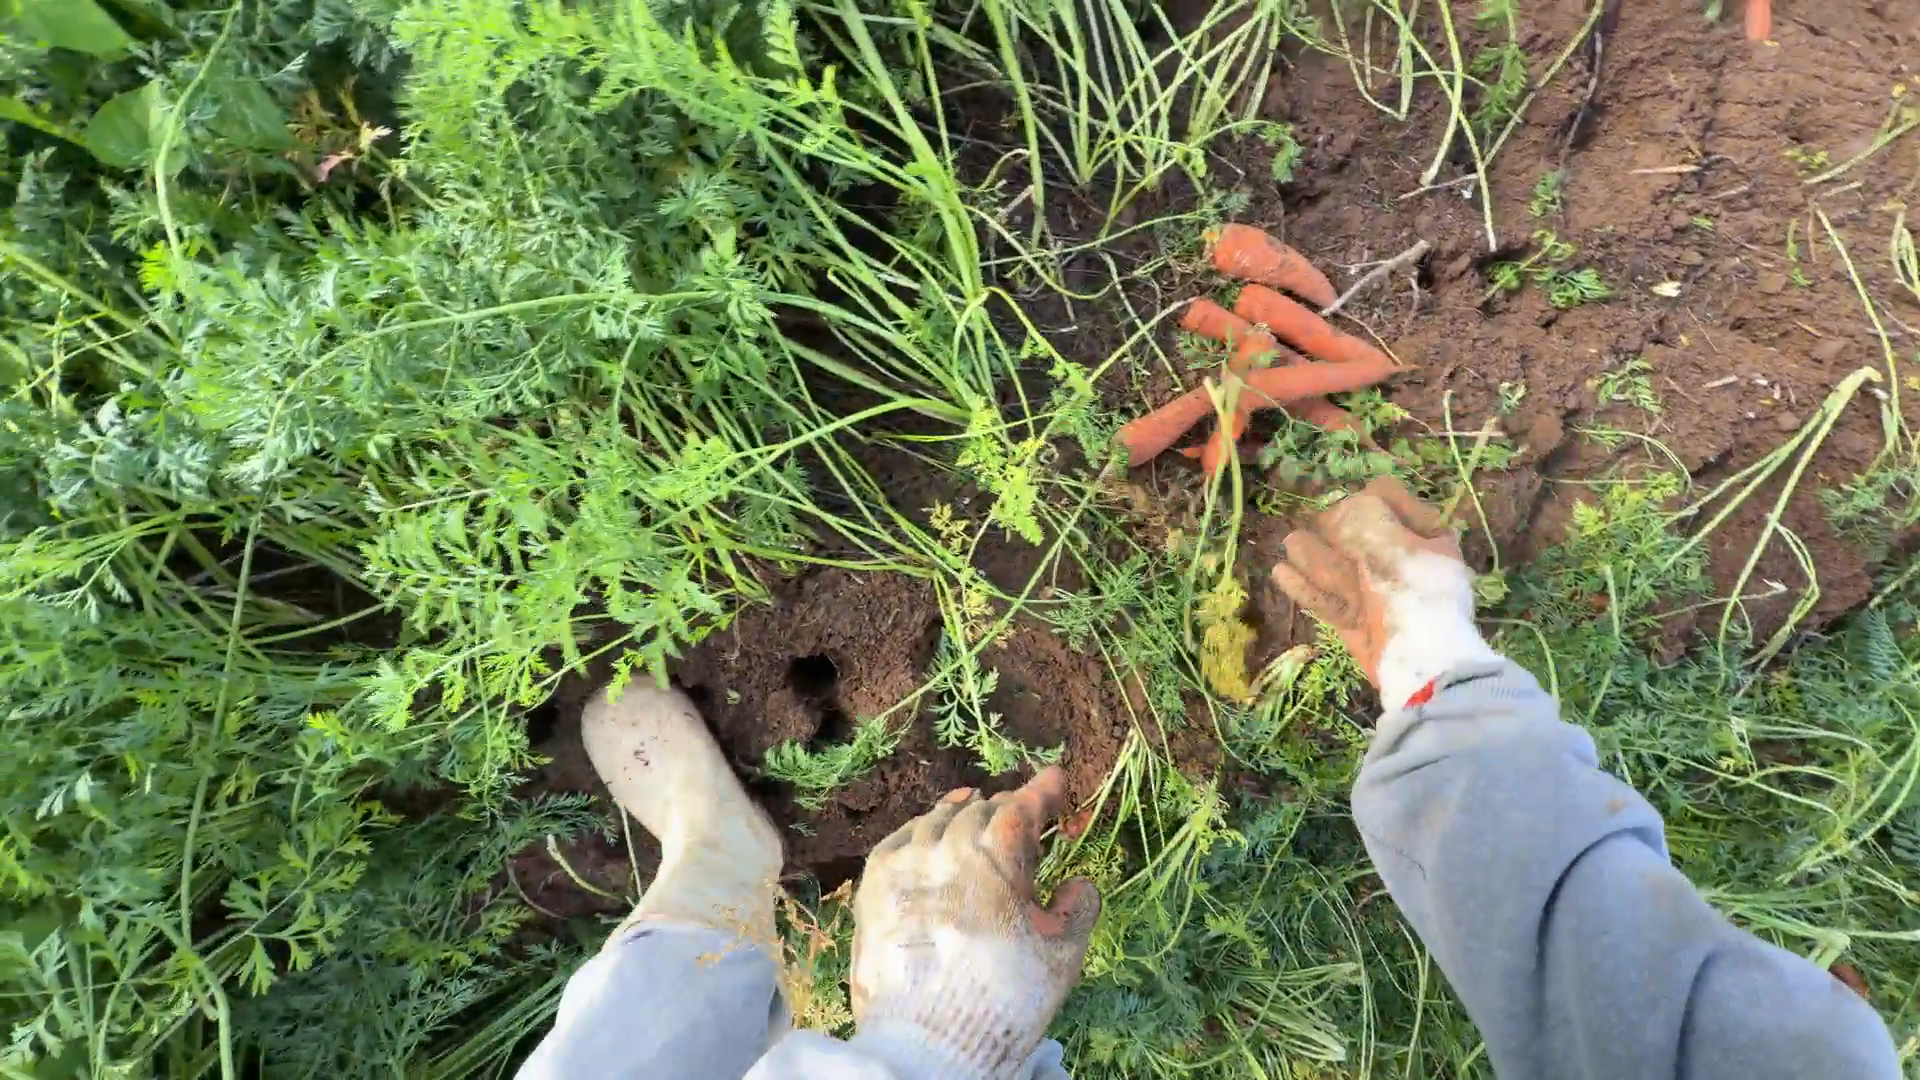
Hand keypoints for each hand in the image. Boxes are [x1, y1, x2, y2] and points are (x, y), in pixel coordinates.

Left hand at [849, 767, 1099, 1078]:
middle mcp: (950, 842)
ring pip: (940, 818)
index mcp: (998, 853)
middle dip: (1007, 810)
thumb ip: (1078, 907)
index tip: (1056, 777)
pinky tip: (930, 837)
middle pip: (984, 809)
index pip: (1025, 804)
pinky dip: (922, 830)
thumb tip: (1077, 883)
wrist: (928, 1045)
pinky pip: (902, 837)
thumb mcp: (1062, 955)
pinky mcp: (875, 880)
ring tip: (977, 815)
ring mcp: (908, 858)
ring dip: (964, 816)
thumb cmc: (1005, 998)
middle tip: (1021, 819)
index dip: (1045, 788)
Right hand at [1270, 477, 1494, 705]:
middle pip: (1349, 529)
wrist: (1416, 659)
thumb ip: (1361, 514)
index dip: (1364, 498)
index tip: (1351, 510)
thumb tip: (1336, 510)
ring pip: (1331, 562)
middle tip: (1325, 536)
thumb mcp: (1392, 542)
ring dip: (1311, 554)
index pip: (1384, 495)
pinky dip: (1302, 585)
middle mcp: (1397, 556)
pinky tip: (1281, 572)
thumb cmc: (1411, 593)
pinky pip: (1322, 596)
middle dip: (1332, 531)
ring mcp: (1371, 588)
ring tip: (1292, 545)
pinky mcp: (1350, 614)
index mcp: (1423, 532)